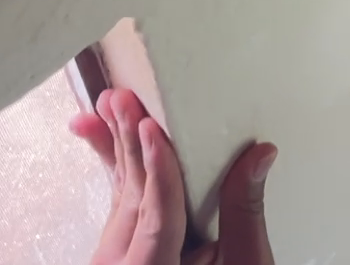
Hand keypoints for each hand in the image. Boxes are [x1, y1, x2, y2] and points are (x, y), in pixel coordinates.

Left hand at [70, 88, 277, 264]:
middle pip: (132, 198)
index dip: (157, 175)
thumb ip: (244, 211)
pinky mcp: (122, 242)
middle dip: (129, 144)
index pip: (157, 223)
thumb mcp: (244, 260)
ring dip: (116, 143)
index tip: (152, 130)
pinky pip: (115, 195)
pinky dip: (109, 158)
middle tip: (122, 100)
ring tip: (108, 104)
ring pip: (119, 191)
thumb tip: (259, 154)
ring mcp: (117, 256)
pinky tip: (89, 126)